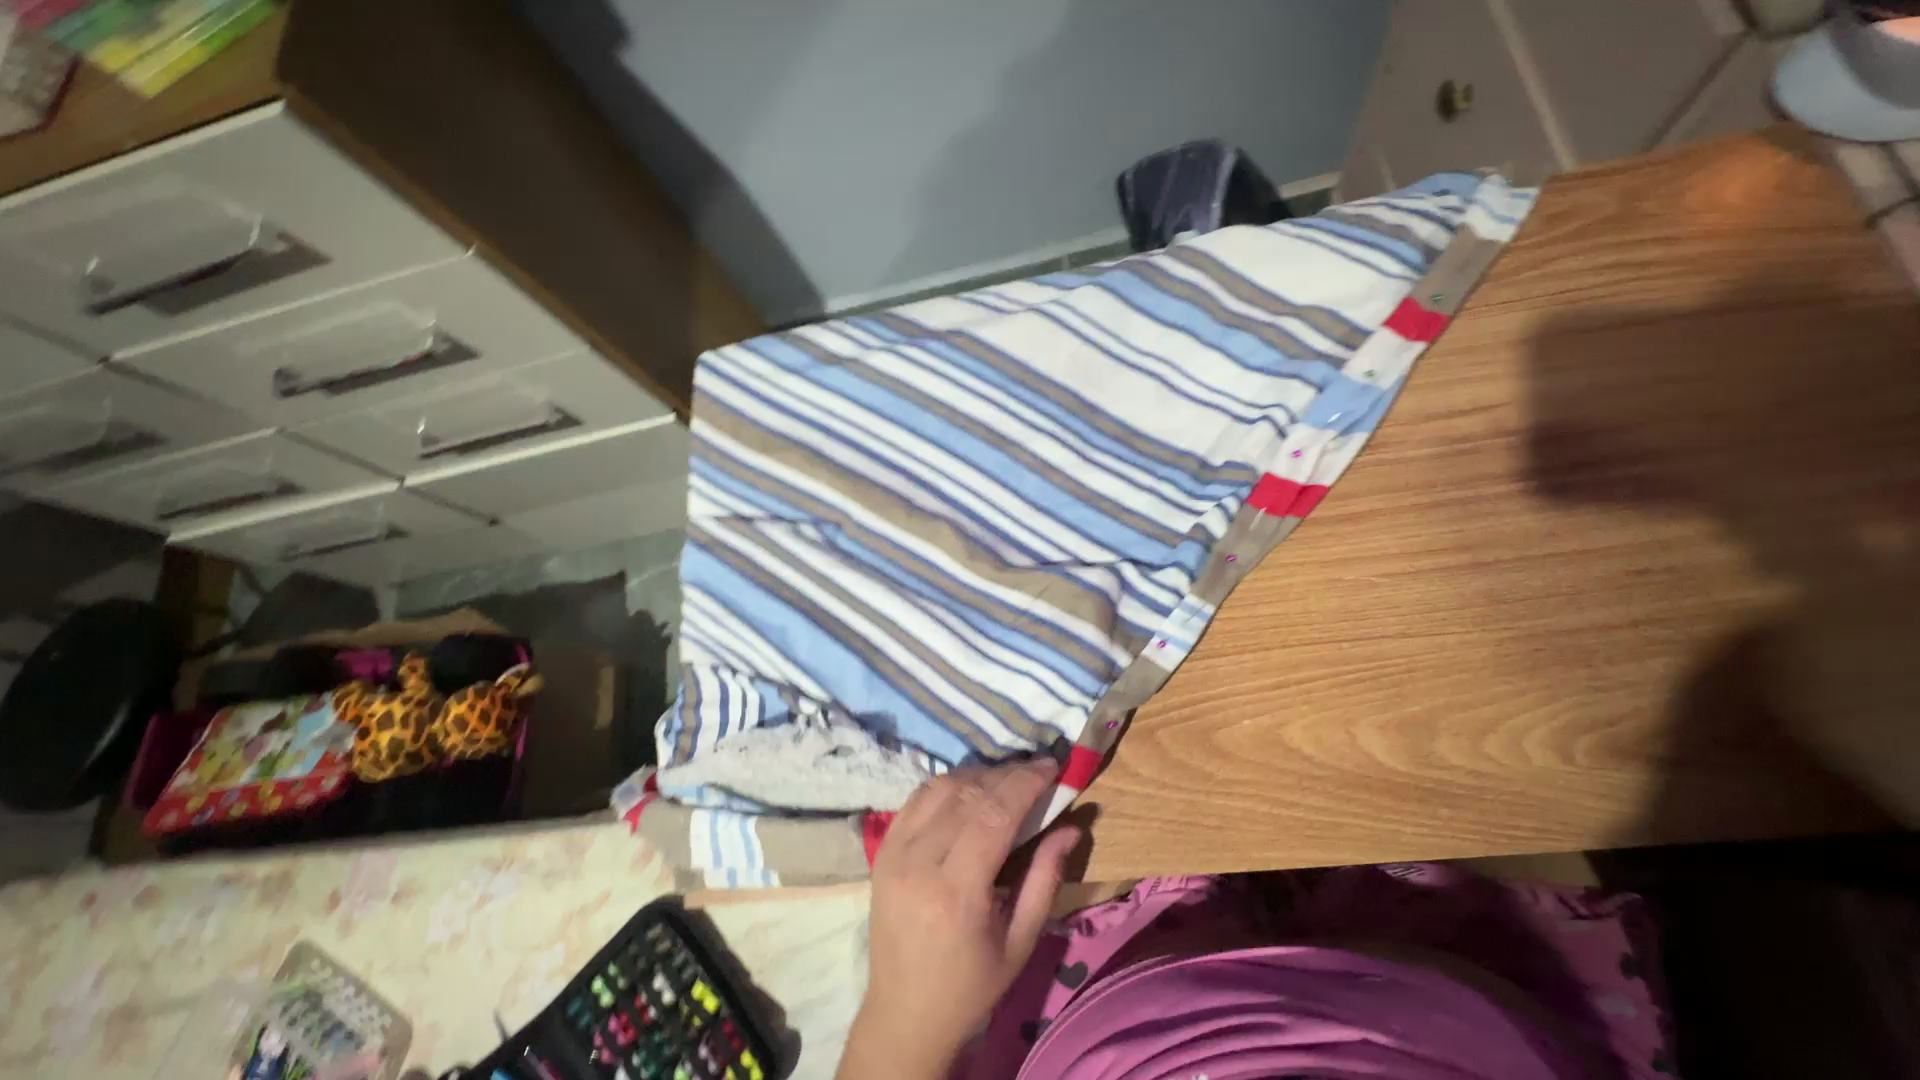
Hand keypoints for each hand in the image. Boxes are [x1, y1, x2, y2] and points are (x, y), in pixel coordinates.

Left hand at [835, 759, 1081, 1079]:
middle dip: (1006, 775)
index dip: (1025, 782)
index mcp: (957, 891)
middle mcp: (919, 863)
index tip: (1052, 766)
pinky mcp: (881, 852)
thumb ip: (1044, 879)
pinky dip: (945, 787)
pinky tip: (968, 791)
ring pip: (938, 789)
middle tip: (1036, 772)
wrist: (904, 1014)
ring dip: (976, 776)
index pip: (994, 814)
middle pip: (967, 794)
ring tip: (1006, 782)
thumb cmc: (970, 986)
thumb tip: (1071, 827)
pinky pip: (915, 800)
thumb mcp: (1020, 942)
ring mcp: (893, 853)